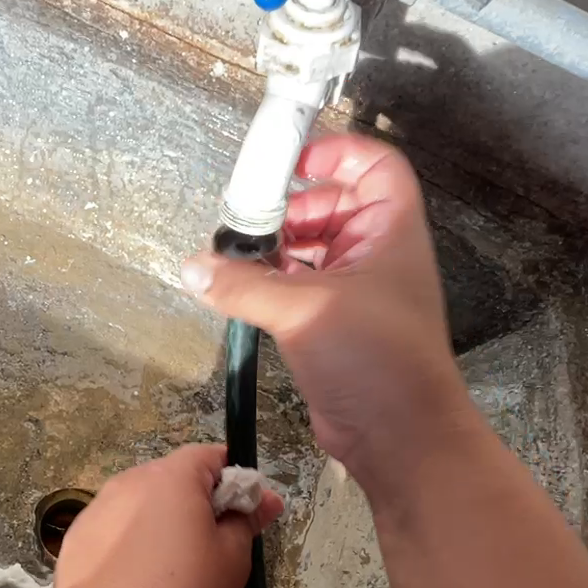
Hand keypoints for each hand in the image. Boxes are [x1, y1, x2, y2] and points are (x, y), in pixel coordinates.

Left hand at [44, 444, 283, 587]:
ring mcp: (96, 509)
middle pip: (172, 477)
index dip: (234, 480)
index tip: (245, 514)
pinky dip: (129, 544)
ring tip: (171, 573)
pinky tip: (136, 584)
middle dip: (196, 502)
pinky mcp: (75, 540)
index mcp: (171, 476)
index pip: (210, 456)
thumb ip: (247, 520)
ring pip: (141, 504)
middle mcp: (129, 481)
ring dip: (160, 523)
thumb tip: (265, 498)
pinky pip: (114, 530)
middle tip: (213, 548)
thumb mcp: (232, 559)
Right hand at [180, 134, 472, 489]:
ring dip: (276, 248)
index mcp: (390, 230)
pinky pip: (301, 287)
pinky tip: (240, 289)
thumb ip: (244, 286)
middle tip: (248, 219)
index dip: (338, 152)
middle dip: (291, 207)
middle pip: (334, 205)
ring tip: (235, 255)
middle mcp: (376, 253)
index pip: (375, 166)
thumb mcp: (305, 309)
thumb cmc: (371, 356)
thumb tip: (190, 268)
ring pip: (314, 249)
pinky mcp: (334, 325)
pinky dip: (272, 283)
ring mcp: (357, 292)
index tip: (292, 160)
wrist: (397, 435)